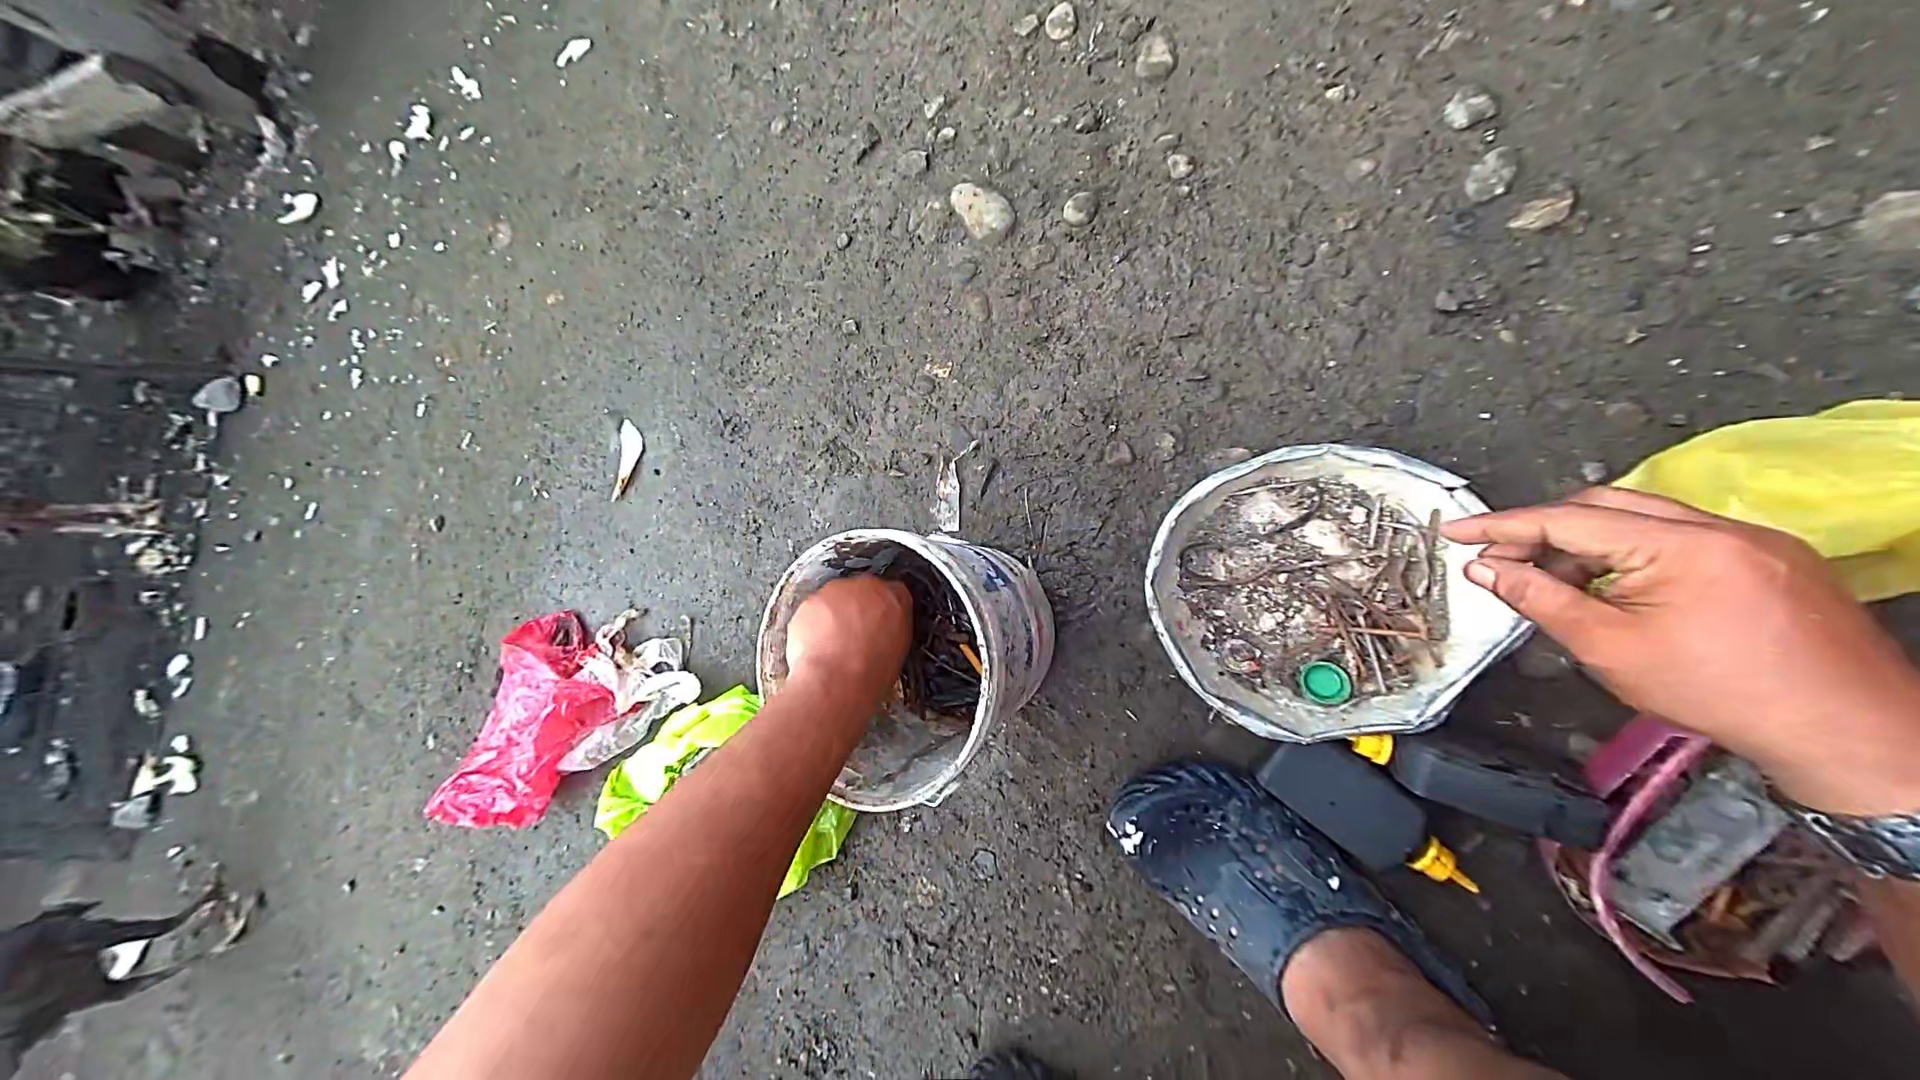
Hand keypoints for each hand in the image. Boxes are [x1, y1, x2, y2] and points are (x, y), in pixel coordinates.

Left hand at [784, 576, 913, 708]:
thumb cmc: (870, 672)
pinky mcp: (811, 601)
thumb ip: (892, 628)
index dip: (884, 609)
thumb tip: (884, 631)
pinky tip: (817, 645)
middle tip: (854, 636)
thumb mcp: (898, 650)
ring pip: (835, 598)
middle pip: (862, 591)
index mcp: (895, 599)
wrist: (836, 681)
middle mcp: (867, 587)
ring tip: (833, 644)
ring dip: (834, 616)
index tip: (878, 621)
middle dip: (857, 610)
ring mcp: (836, 591)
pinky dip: (813, 623)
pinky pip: (813, 609)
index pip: (894, 593)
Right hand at [1443, 487, 1919, 813]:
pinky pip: (1677, 538)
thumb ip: (1539, 597)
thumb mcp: (1606, 646)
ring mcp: (1753, 541)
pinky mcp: (1769, 560)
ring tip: (1552, 583)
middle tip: (1499, 560)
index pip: (1566, 520)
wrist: (1849, 734)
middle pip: (1603, 506)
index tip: (1458, 531)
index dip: (1501, 525)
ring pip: (1639, 520)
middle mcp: (1723, 529)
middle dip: (1541, 530)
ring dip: (1583, 544)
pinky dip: (1627, 555)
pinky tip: (1609, 589)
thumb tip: (1487, 568)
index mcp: (1683, 545)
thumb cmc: (1723, 692)